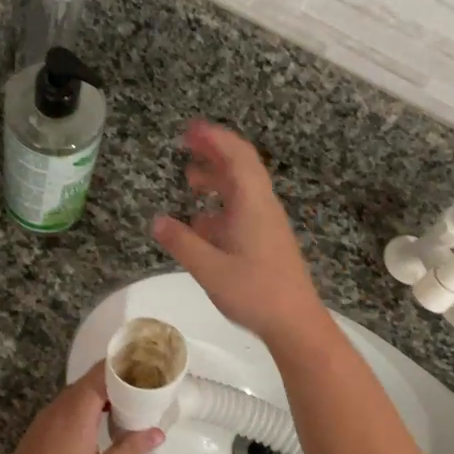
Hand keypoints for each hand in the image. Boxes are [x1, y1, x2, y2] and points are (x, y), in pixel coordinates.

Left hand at [0, 363, 163, 453]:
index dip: (124, 367)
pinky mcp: (44, 420)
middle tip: (145, 385)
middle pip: (92, 377)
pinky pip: (70, 400)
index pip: (102, 374)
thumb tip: (158, 432)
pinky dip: (89, 401)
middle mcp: (62, 405)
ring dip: (103, 390)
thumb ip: (129, 450)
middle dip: (118, 378)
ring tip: (129, 401)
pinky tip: (102, 417)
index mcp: (77, 414)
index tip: (147, 369)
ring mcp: (50, 412)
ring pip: (80, 388)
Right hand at [151, 121, 324, 343]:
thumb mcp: (210, 269)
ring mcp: (266, 225)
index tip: (190, 130)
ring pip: (241, 191)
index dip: (214, 138)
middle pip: (240, 168)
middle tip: (185, 147)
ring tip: (189, 182)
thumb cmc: (255, 292)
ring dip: (216, 180)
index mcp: (252, 204)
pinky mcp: (266, 242)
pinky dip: (220, 208)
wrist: (295, 322)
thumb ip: (182, 243)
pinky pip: (241, 212)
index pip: (237, 157)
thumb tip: (157, 221)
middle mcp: (262, 208)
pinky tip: (200, 224)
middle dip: (213, 154)